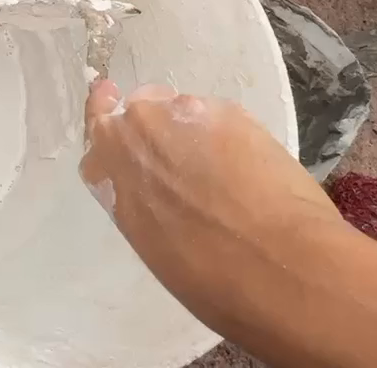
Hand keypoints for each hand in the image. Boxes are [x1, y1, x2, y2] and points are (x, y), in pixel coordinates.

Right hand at [79, 80, 345, 333]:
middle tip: (190, 159)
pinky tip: (257, 173)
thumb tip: (152, 189)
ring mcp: (179, 111)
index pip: (96, 118)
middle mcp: (133, 125)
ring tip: (233, 174)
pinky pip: (223, 119)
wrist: (279, 269)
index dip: (107, 110)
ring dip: (199, 134)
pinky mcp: (227, 111)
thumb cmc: (209, 276)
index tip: (114, 100)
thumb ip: (135, 196)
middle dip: (160, 127)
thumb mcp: (150, 240)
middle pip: (141, 109)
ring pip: (184, 112)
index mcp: (107, 162)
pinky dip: (235, 139)